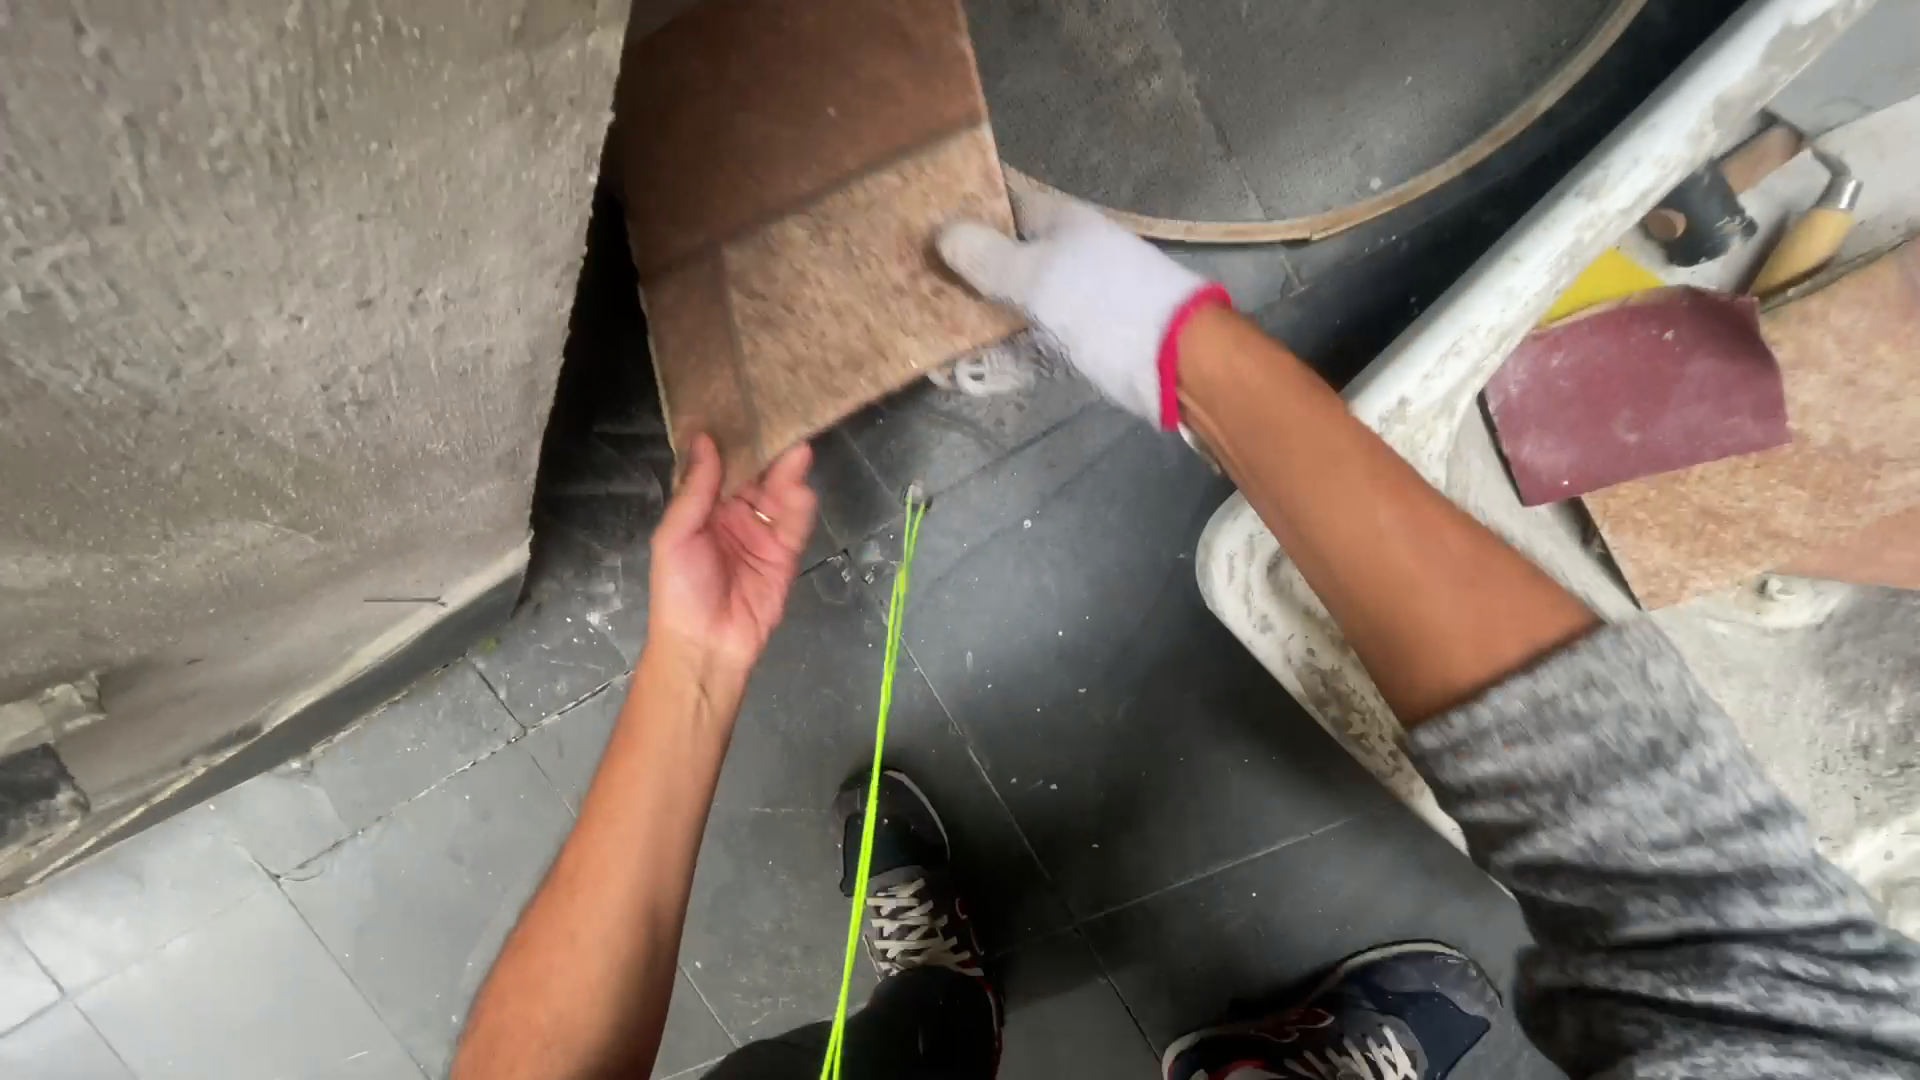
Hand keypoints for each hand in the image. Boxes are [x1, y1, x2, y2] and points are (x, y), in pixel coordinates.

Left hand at [647, 433, 816, 677]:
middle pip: (756, 477)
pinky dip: (800, 506)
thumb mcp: (675, 535)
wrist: (705, 644)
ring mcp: (762, 534)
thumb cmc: (679, 589)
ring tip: (798, 452)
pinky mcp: (785, 554)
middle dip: (768, 453)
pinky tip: (802, 488)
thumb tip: (704, 440)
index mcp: (704, 508)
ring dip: (788, 475)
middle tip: (783, 423)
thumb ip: (694, 490)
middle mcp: (735, 515)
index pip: (723, 467)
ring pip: (779, 496)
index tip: (745, 410)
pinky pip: (795, 525)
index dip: (734, 442)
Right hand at [937, 189, 1227, 429]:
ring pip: (1012, 302)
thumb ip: (990, 258)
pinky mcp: (1073, 341)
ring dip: (978, 316)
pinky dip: (1000, 352)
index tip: (921, 223)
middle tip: (914, 282)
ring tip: (931, 325)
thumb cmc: (1105, 303)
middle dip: (964, 270)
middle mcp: (1063, 256)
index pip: (1005, 201)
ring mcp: (1069, 300)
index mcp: (1059, 222)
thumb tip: (943, 233)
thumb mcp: (1039, 275)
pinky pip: (1025, 342)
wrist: (1171, 359)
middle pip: (1005, 256)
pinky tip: (967, 365)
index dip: (966, 209)